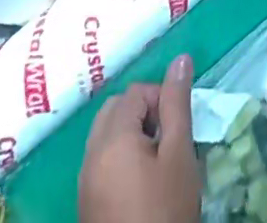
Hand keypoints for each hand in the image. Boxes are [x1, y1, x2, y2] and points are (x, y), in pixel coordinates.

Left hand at [79, 54, 199, 222]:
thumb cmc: (165, 211)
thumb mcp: (179, 156)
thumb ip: (177, 104)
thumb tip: (181, 59)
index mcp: (112, 136)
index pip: (136, 92)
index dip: (162, 101)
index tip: (179, 130)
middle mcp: (91, 151)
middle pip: (116, 109)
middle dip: (144, 114)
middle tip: (169, 143)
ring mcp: (85, 178)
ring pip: (106, 134)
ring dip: (131, 135)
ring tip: (158, 162)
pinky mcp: (86, 200)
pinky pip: (101, 160)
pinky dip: (120, 157)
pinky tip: (142, 183)